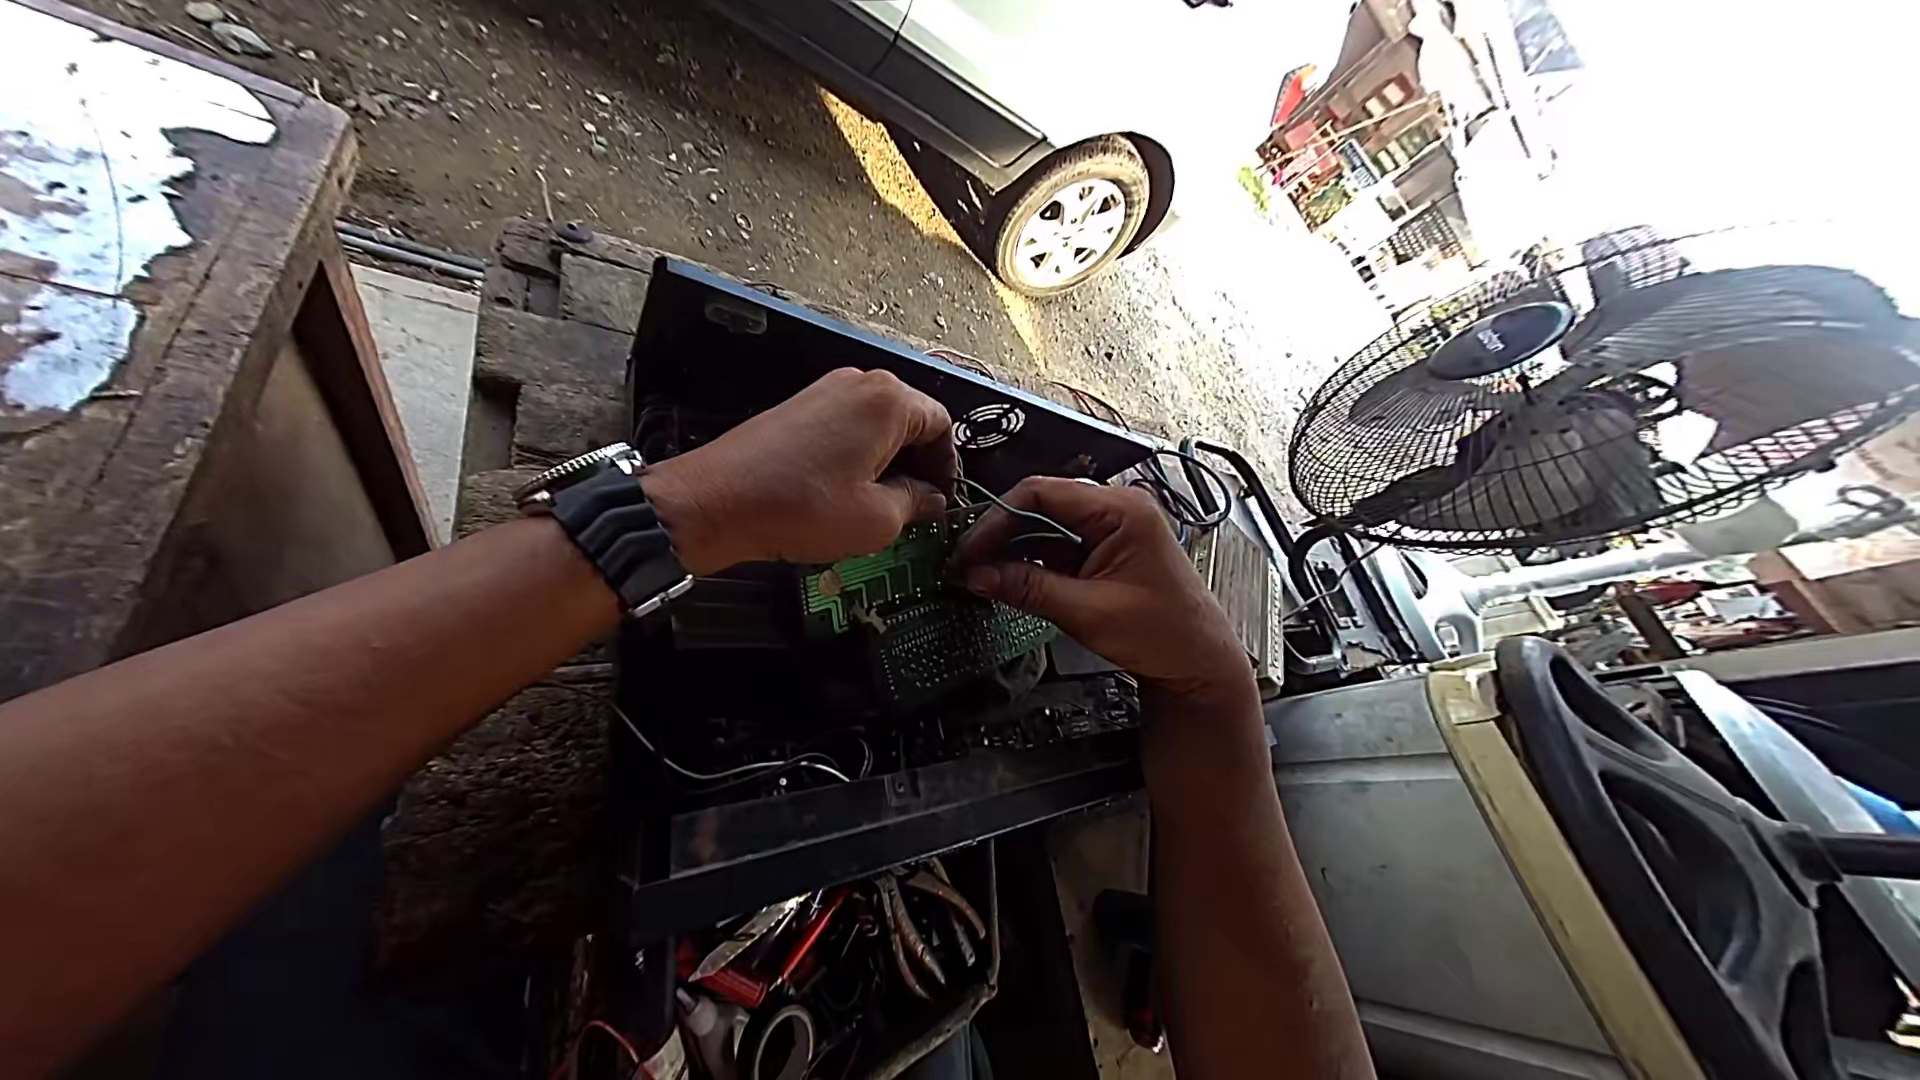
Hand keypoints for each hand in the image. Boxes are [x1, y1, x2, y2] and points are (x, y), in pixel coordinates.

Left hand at [638, 368, 957, 574]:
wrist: (716, 501)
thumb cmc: (798, 506)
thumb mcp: (877, 519)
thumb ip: (917, 503)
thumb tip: (930, 499)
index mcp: (888, 401)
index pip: (943, 424)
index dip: (948, 465)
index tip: (941, 498)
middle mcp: (859, 384)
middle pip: (911, 420)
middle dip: (920, 463)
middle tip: (917, 504)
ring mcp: (826, 391)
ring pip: (879, 424)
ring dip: (890, 461)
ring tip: (882, 502)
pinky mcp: (801, 407)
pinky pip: (849, 426)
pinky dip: (860, 456)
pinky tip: (849, 490)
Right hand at [952, 478, 1251, 702]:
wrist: (1199, 662)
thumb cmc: (1164, 634)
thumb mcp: (1089, 612)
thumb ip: (1029, 589)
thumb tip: (977, 576)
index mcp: (1122, 509)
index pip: (1042, 492)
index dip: (997, 518)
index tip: (970, 547)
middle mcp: (1115, 508)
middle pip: (1040, 506)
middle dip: (1000, 534)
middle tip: (966, 563)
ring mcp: (1108, 528)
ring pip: (1043, 526)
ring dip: (1010, 549)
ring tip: (979, 573)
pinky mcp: (1101, 549)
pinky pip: (1055, 545)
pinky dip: (1028, 561)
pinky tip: (1005, 577)